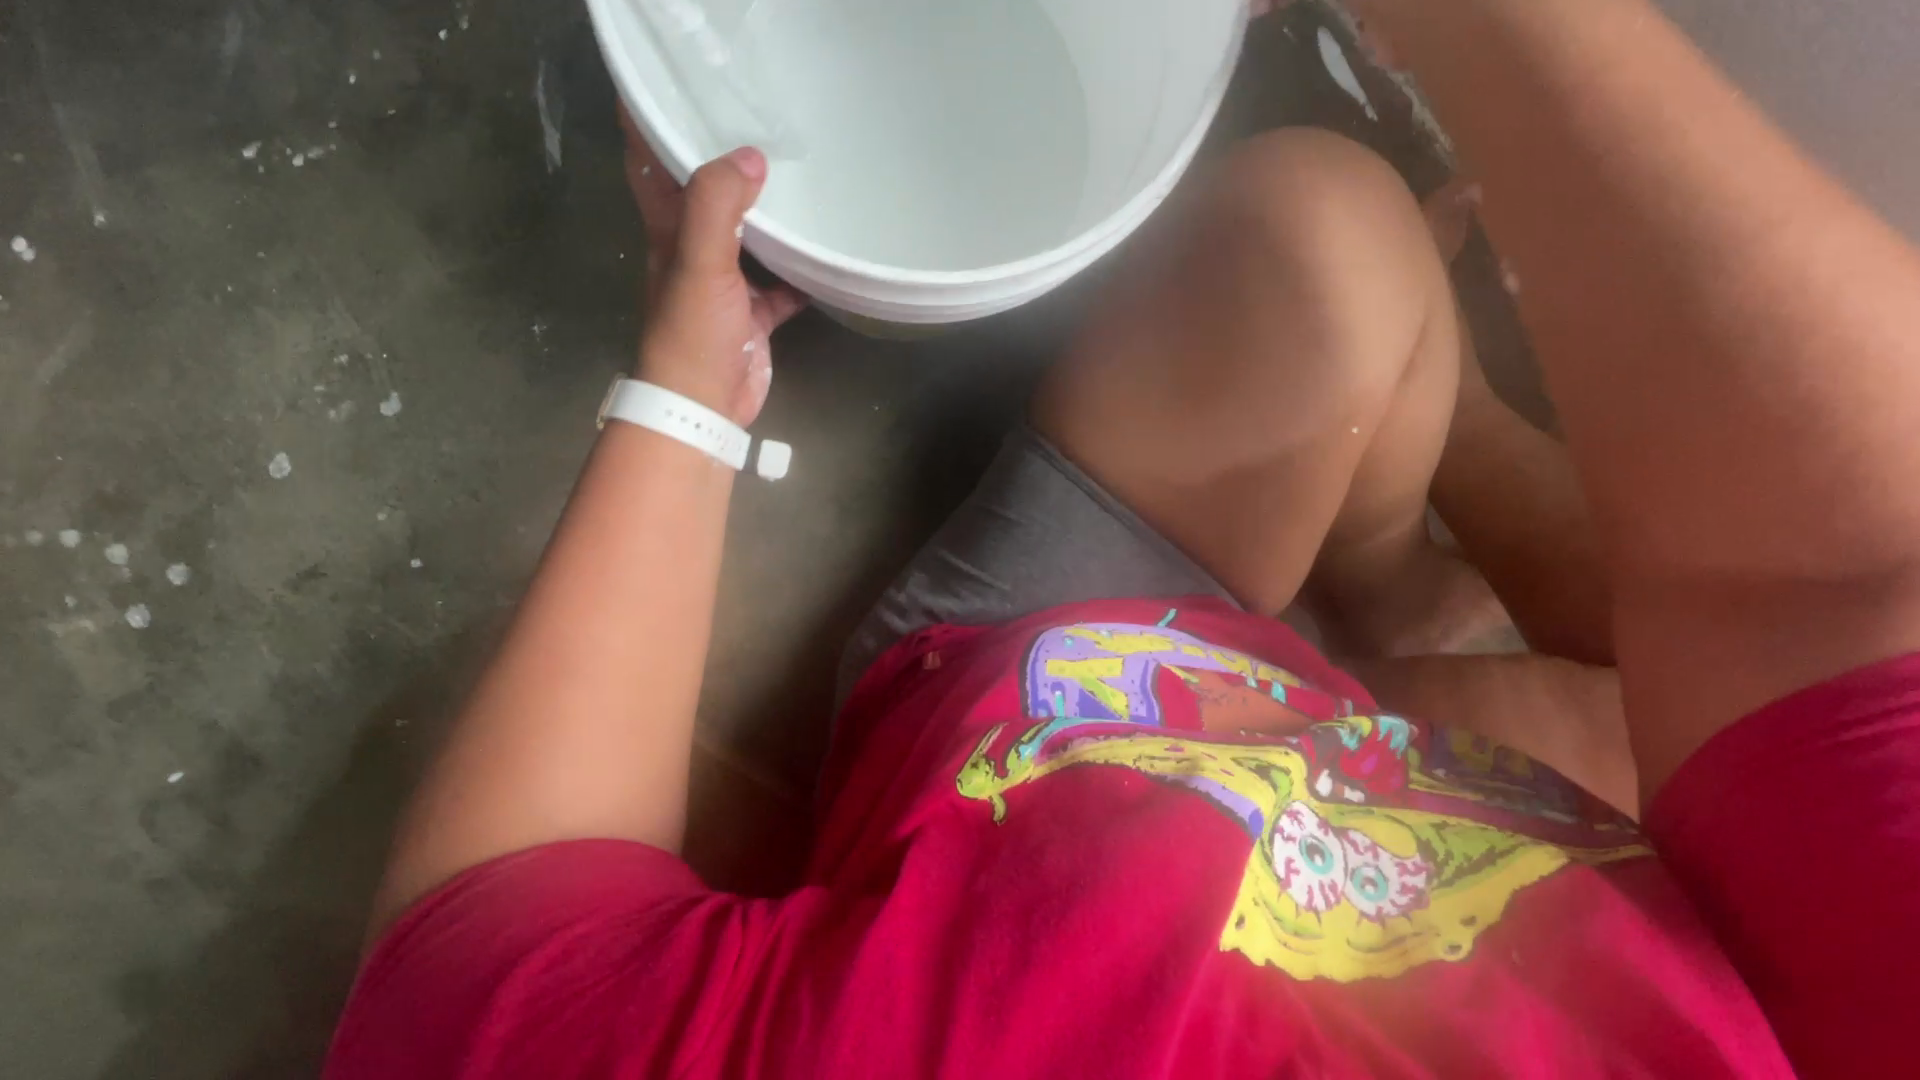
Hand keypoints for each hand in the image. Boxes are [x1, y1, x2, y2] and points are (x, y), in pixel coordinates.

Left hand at [623, 113, 807, 427]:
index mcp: (668, 228)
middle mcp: (693, 250)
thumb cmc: (692, 331)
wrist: (705, 404)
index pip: (650, 161)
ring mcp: (726, 285)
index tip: (671, 78)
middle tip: (760, 117)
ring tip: (803, 173)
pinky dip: (802, 273)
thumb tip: (752, 157)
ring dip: (770, 212)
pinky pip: (782, 285)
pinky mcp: (754, 315)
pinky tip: (827, 253)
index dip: (650, 118)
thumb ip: (718, 205)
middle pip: (706, 193)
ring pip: (749, 237)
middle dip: (725, 158)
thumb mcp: (699, 260)